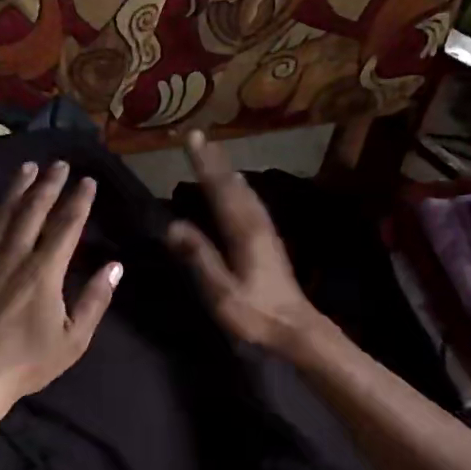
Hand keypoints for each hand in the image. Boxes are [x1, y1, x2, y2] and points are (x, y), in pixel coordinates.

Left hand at [0, 161, 122, 439]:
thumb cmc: (26, 364)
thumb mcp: (73, 341)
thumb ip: (94, 300)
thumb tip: (115, 266)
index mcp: (45, 272)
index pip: (67, 226)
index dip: (80, 201)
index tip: (88, 181)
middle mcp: (15, 257)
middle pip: (35, 212)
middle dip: (50, 185)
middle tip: (60, 164)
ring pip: (2, 215)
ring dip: (16, 189)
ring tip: (27, 168)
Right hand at [165, 131, 333, 358]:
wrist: (298, 332)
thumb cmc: (256, 314)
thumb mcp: (221, 291)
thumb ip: (199, 257)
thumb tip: (172, 225)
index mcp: (244, 233)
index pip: (220, 190)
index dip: (205, 164)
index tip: (192, 138)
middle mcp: (257, 226)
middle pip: (234, 186)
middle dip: (216, 161)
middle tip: (200, 138)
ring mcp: (266, 234)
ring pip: (246, 194)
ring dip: (228, 173)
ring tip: (216, 158)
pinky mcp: (269, 245)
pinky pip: (251, 205)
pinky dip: (240, 191)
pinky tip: (239, 193)